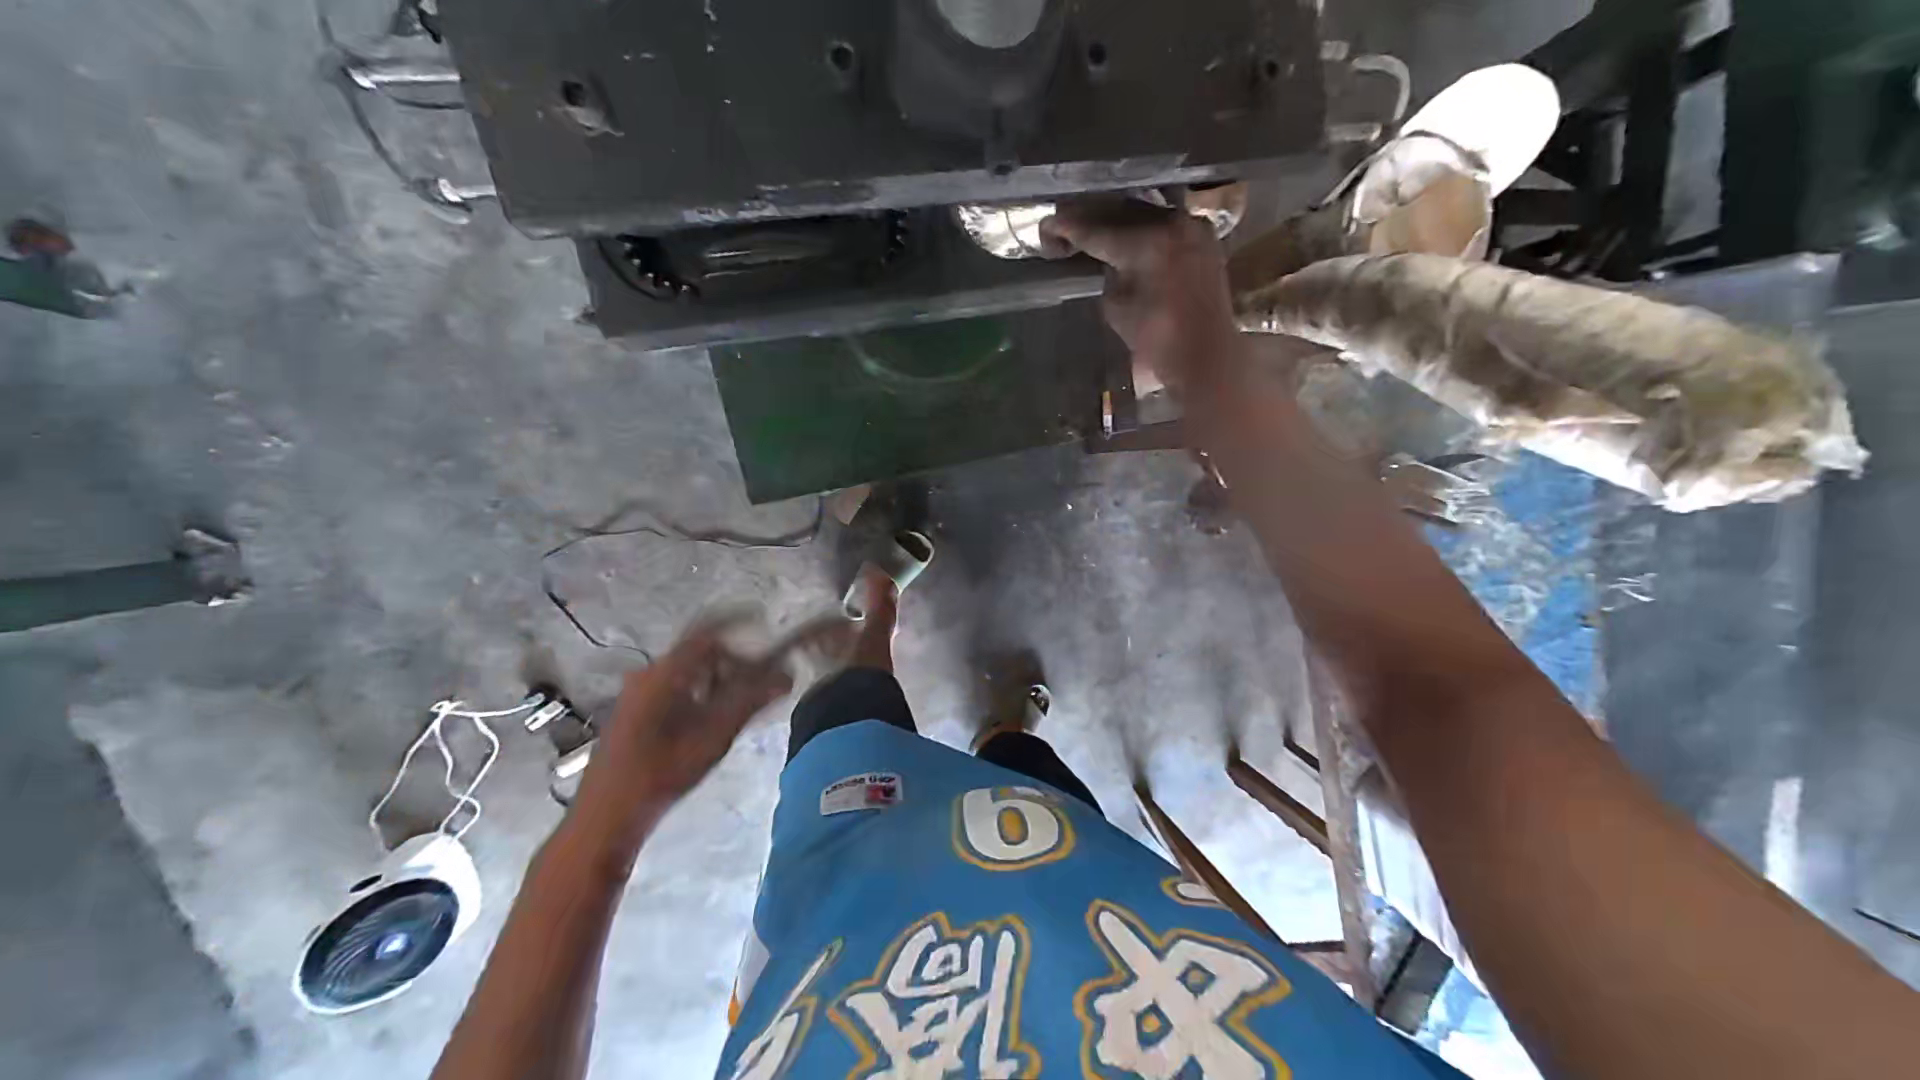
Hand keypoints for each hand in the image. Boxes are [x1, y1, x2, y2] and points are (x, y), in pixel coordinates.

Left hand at [573, 615, 838, 834]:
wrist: (607, 815)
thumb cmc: (663, 772)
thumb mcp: (715, 736)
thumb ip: (751, 700)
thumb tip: (786, 676)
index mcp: (664, 673)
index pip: (707, 634)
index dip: (739, 625)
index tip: (765, 625)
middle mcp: (648, 675)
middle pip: (699, 653)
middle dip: (733, 662)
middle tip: (759, 682)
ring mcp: (637, 694)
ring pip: (688, 673)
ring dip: (717, 681)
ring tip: (739, 706)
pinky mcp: (634, 712)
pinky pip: (675, 689)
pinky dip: (700, 694)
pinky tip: (712, 722)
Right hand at [1040, 197, 1244, 390]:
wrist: (1205, 355)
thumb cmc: (1156, 340)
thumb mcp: (1115, 306)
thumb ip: (1106, 272)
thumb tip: (1104, 258)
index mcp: (1145, 242)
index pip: (1094, 228)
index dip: (1065, 227)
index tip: (1045, 228)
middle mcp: (1171, 223)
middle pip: (1119, 210)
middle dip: (1088, 218)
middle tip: (1063, 228)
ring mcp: (1191, 227)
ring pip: (1143, 212)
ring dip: (1114, 220)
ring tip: (1091, 232)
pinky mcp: (1203, 238)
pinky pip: (1164, 223)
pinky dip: (1141, 228)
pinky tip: (1125, 238)